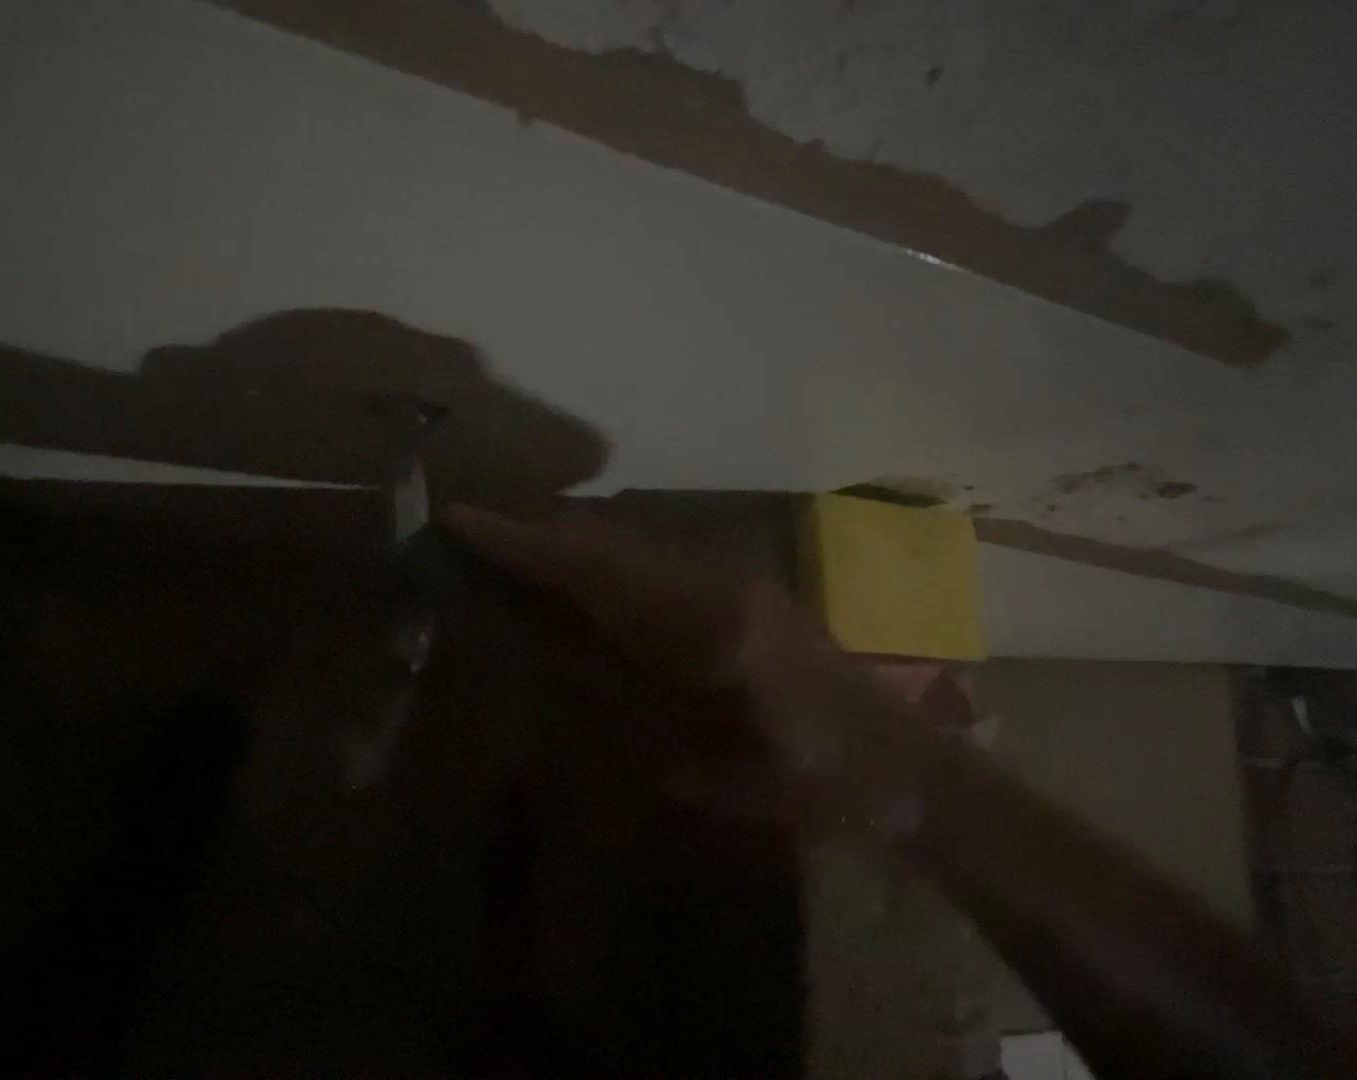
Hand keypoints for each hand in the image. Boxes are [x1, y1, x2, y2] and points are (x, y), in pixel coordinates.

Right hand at [443, 504, 937, 834]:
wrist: (903, 769)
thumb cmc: (804, 780)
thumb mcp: (703, 763)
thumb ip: (623, 707)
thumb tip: (546, 657)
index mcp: (704, 622)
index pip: (591, 568)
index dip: (521, 543)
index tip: (459, 519)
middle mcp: (712, 580)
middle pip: (602, 538)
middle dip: (531, 531)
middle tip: (466, 533)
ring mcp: (727, 576)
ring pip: (624, 540)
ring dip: (561, 540)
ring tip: (504, 548)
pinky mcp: (734, 586)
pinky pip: (646, 557)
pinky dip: (596, 558)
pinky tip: (573, 577)